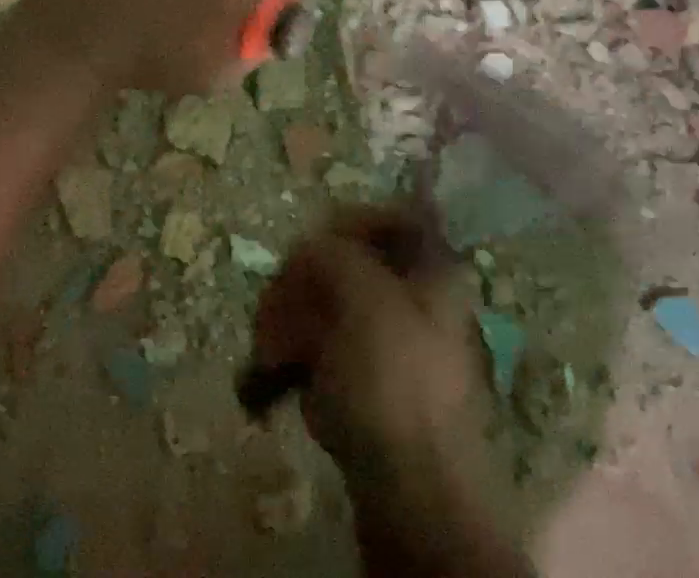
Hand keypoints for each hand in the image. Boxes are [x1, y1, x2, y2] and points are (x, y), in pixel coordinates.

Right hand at [252, 205, 530, 575]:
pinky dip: (291, 347)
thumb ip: (333, 254)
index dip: (345, 223)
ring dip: (285, 316)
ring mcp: (380, 336)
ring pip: (318, 300)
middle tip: (276, 307)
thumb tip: (308, 245)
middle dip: (299, 281)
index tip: (308, 250)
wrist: (408, 480)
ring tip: (269, 348)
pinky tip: (275, 370)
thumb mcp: (366, 300)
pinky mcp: (355, 371)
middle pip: (342, 259)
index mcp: (429, 272)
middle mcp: (407, 296)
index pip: (389, 218)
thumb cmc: (393, 382)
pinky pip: (313, 339)